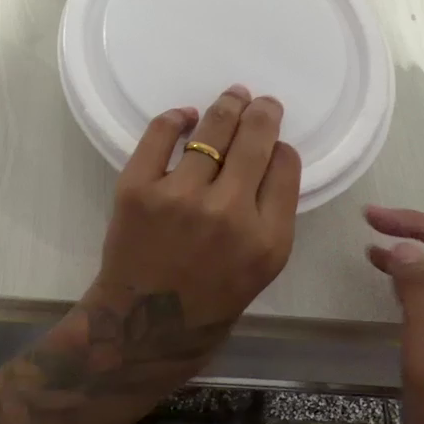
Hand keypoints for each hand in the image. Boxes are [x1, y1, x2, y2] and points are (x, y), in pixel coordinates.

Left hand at [0, 86, 301, 423]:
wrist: (142, 327)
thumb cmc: (208, 301)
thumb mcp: (260, 268)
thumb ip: (270, 217)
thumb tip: (269, 159)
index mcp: (266, 240)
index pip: (285, 168)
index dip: (282, 146)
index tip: (277, 138)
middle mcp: (228, 214)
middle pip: (254, 141)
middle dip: (263, 114)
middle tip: (263, 101)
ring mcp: (180, 197)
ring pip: (211, 131)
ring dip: (226, 106)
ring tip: (233, 96)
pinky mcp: (138, 187)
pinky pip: (161, 134)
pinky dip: (176, 118)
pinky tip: (186, 114)